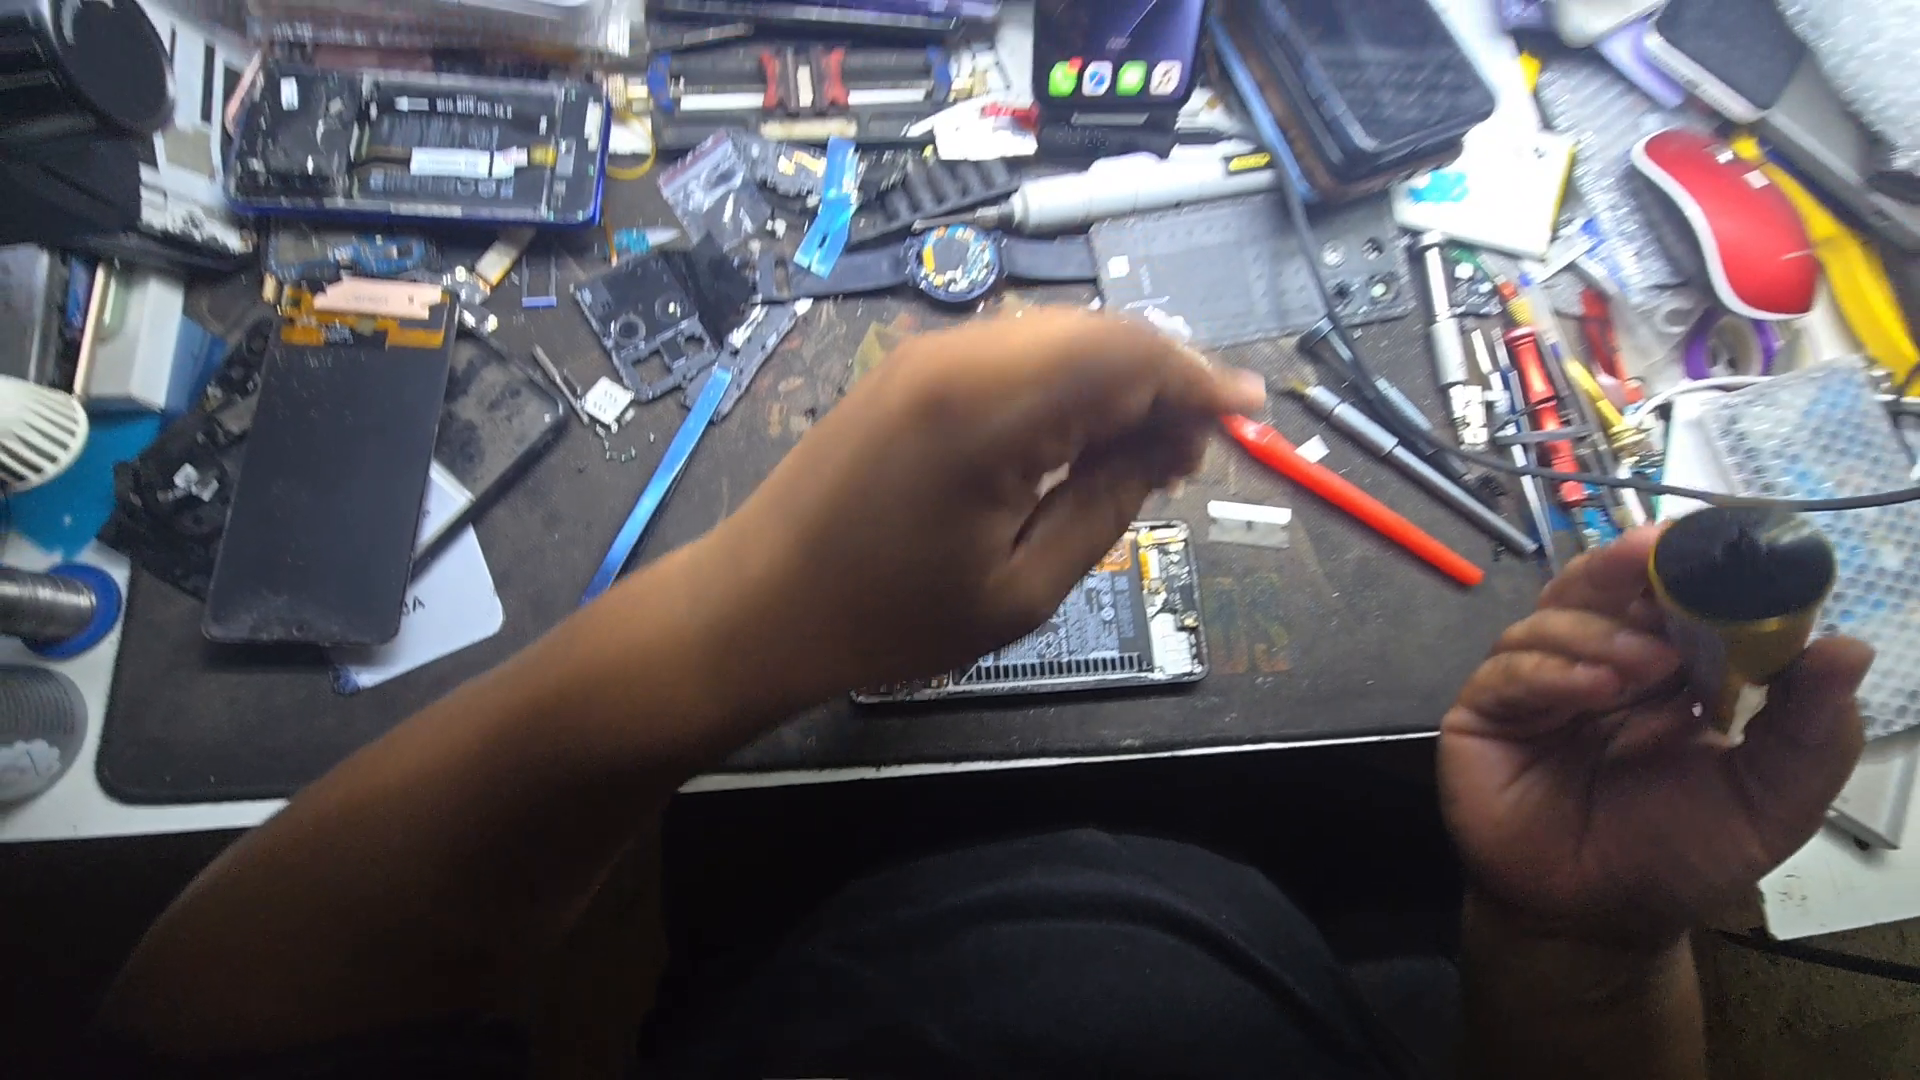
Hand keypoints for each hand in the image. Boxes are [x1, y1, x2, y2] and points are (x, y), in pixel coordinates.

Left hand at [688, 308, 1262, 705]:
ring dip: (1112, 385)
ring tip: (1138, 457)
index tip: (1247, 415)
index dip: (1200, 380)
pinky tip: (1074, 439)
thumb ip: (1107, 503)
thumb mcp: (1022, 588)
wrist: (759, 606)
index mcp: (990, 408)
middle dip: (1160, 384)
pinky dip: (1060, 388)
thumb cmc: (889, 618)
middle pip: (1096, 336)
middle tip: (1187, 457)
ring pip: (1055, 342)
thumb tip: (1169, 445)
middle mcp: (957, 356)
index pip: (1129, 356)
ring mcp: (924, 355)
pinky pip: (1010, 359)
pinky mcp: (906, 370)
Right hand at [1439, 525, 1873, 945]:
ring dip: (1594, 632)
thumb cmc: (1675, 853)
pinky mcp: (1481, 711)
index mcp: (1656, 676)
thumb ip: (1809, 732)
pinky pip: (1504, 672)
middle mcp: (1586, 667)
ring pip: (1542, 623)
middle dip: (1618, 569)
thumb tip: (1844, 647)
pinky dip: (1548, 669)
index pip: (1658, 604)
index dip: (1681, 572)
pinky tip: (1592, 689)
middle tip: (1654, 557)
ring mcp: (1528, 687)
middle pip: (1586, 593)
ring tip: (1645, 666)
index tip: (1714, 547)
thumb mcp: (1769, 799)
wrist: (1590, 912)